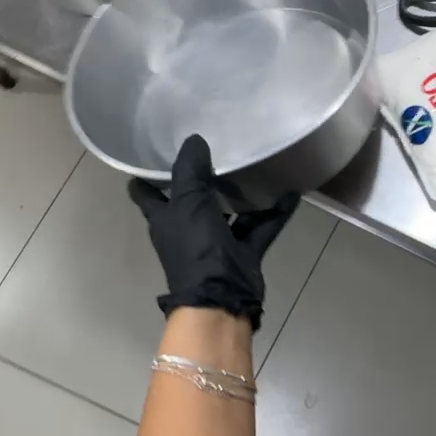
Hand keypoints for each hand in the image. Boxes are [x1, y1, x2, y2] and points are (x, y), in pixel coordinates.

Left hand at [128, 136, 298, 329]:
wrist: (221, 296)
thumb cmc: (195, 247)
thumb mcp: (188, 203)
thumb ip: (190, 170)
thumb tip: (194, 140)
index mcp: (165, 219)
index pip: (146, 195)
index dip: (145, 177)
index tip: (150, 155)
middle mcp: (188, 229)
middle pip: (192, 201)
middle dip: (201, 180)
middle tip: (215, 150)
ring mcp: (216, 242)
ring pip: (229, 213)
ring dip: (241, 195)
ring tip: (256, 167)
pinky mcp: (242, 253)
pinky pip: (260, 227)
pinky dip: (275, 213)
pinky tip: (290, 194)